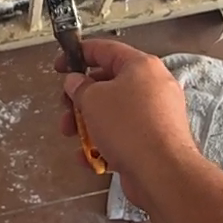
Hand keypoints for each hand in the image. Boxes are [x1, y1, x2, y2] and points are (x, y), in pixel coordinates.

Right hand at [56, 38, 200, 208]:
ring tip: (73, 137)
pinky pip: (124, 134)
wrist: (162, 173)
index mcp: (141, 66)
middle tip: (66, 110)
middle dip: (80, 99)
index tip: (60, 66)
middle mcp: (153, 86)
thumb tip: (76, 82)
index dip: (78, 55)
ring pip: (113, 112)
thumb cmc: (129, 127)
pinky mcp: (155, 140)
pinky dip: (105, 142)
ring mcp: (156, 114)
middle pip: (107, 84)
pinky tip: (89, 157)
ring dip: (88, 124)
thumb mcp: (92, 100)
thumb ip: (79, 87)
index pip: (105, 49)